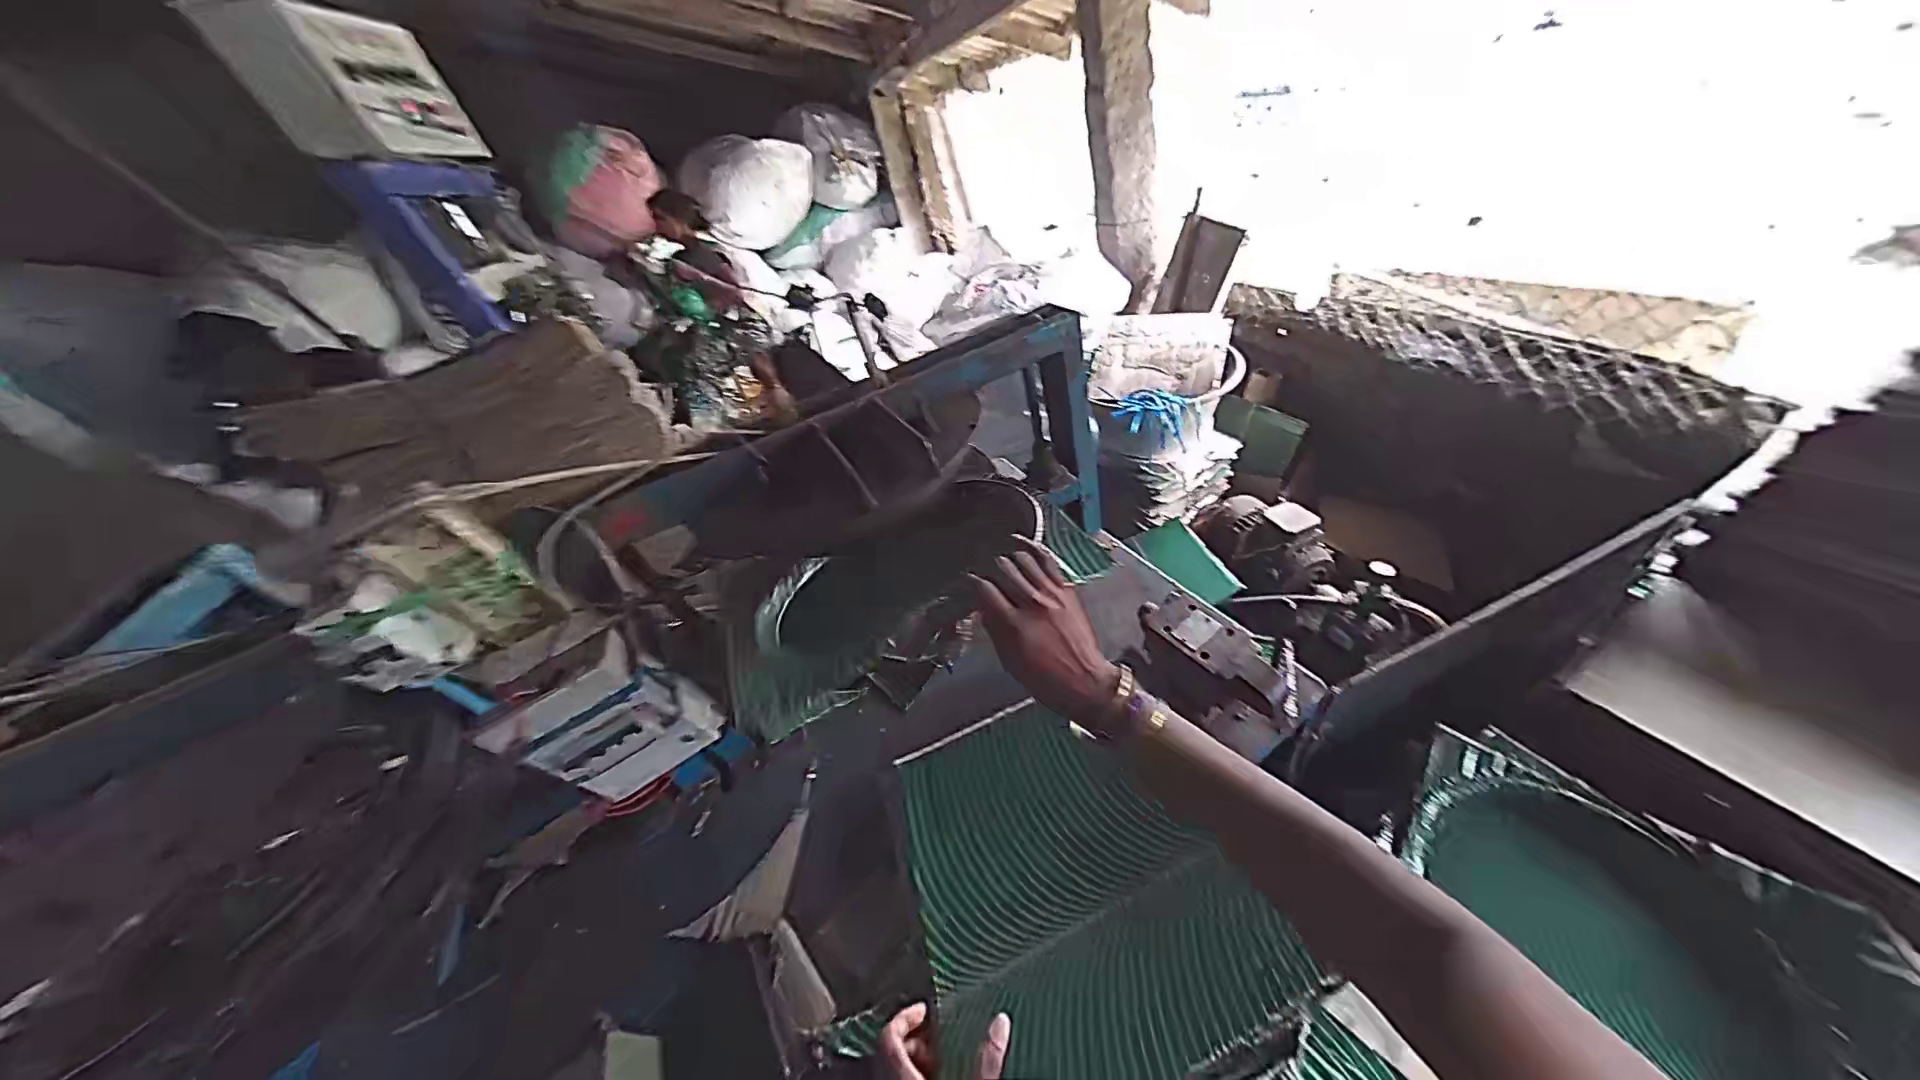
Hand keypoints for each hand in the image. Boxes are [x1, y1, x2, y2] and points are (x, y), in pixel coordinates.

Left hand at [878, 1002, 1009, 1079]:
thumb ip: (987, 1059)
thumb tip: (1001, 1021)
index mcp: (903, 1076)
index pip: (888, 1036)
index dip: (904, 1017)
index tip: (924, 1010)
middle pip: (890, 1051)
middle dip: (915, 1037)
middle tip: (937, 1035)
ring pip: (893, 1067)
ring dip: (915, 1056)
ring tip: (941, 1056)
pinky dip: (915, 1071)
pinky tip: (941, 1074)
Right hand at [971, 535, 1121, 731]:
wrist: (1085, 682)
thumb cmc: (1047, 680)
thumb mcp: (1010, 661)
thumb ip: (995, 631)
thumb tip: (983, 610)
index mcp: (1014, 624)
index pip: (985, 589)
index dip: (974, 582)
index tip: (970, 582)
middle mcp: (1032, 604)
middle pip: (1004, 569)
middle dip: (990, 567)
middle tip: (986, 569)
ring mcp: (1052, 594)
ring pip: (1024, 560)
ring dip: (1009, 556)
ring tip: (1002, 557)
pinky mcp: (1067, 591)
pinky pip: (1048, 561)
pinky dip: (1034, 549)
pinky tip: (1023, 544)